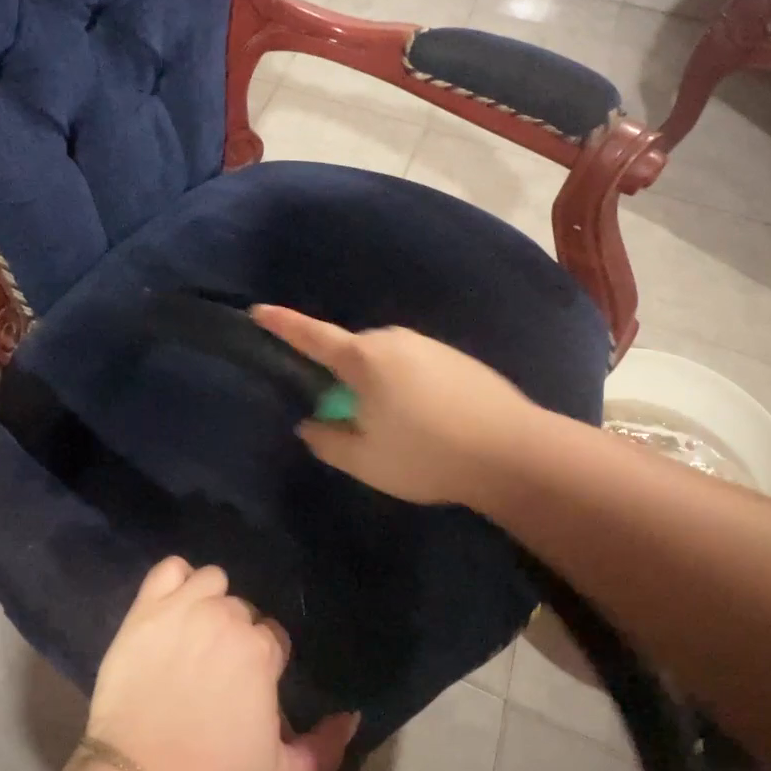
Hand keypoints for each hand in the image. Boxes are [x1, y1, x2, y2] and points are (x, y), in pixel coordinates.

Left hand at [80, 557, 357, 770]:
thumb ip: (326, 748)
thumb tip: (351, 716)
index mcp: (261, 650)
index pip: (274, 638)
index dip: (265, 663)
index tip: (250, 687)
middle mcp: (227, 617)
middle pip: (242, 610)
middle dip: (238, 635)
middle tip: (220, 669)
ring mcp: (184, 606)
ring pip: (212, 581)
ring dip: (211, 601)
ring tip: (198, 634)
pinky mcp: (146, 607)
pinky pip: (169, 569)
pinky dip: (176, 580)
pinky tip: (175, 605)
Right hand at [253, 305, 542, 505]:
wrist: (512, 452)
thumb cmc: (426, 455)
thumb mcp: (364, 460)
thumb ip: (327, 439)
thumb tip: (312, 423)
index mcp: (363, 358)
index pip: (311, 336)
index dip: (282, 324)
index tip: (257, 310)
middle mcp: (393, 339)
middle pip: (351, 353)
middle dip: (343, 379)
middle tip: (351, 422)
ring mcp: (428, 345)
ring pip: (385, 362)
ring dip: (379, 387)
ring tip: (398, 432)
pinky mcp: (456, 357)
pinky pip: (414, 367)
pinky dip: (408, 389)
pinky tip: (428, 424)